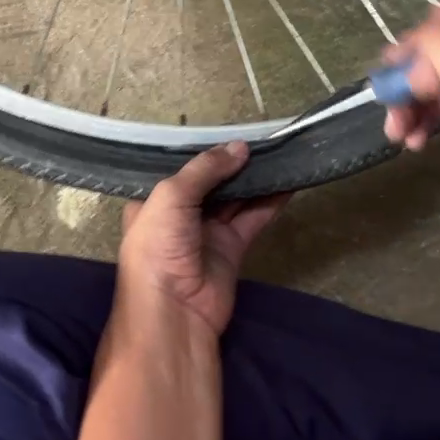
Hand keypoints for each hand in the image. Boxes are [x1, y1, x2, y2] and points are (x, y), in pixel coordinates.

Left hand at [116, 142, 290, 335]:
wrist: (173, 310)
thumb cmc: (158, 245)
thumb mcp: (171, 195)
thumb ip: (204, 169)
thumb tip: (240, 147)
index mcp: (152, 198)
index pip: (178, 168)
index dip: (201, 151)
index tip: (226, 129)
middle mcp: (178, 212)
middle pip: (209, 181)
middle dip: (231, 162)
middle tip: (260, 138)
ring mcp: (206, 231)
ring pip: (234, 198)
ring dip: (253, 179)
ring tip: (278, 153)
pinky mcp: (231, 248)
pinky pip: (252, 218)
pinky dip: (269, 202)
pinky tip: (287, 182)